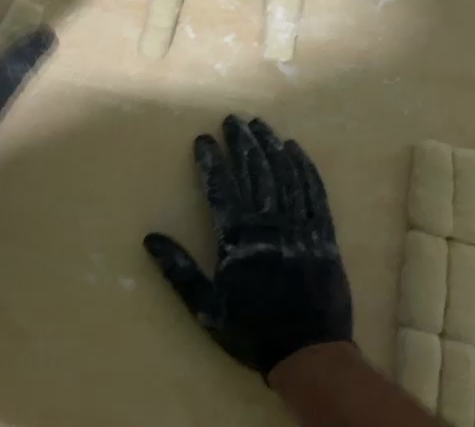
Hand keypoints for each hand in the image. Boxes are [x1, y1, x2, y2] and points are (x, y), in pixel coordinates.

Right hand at [143, 116, 352, 376]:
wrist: (311, 355)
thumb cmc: (252, 330)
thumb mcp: (206, 308)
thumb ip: (179, 270)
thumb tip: (150, 237)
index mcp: (239, 239)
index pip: (220, 188)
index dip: (211, 160)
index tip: (203, 138)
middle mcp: (269, 224)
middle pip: (254, 172)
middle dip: (242, 143)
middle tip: (233, 119)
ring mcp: (300, 226)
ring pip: (284, 175)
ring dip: (271, 146)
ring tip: (260, 124)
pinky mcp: (324, 234)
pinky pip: (314, 193)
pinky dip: (304, 168)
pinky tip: (296, 150)